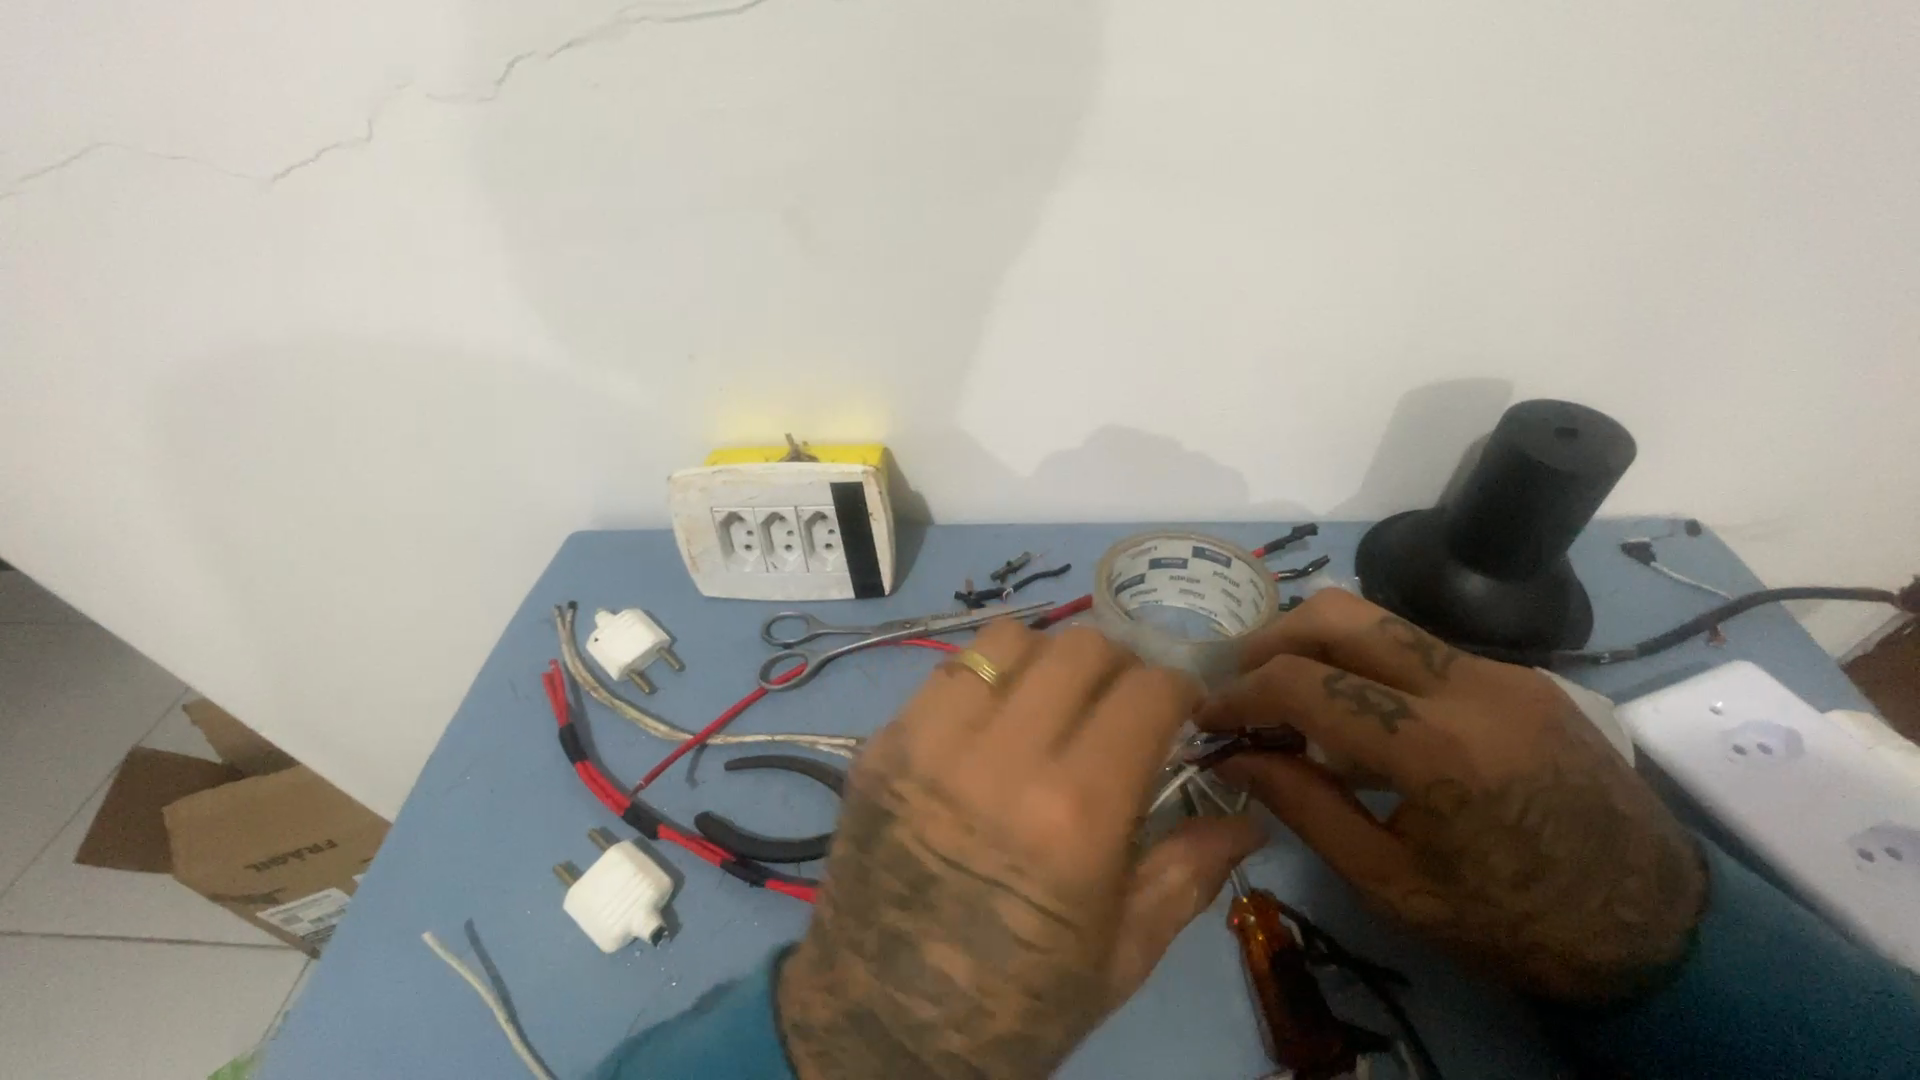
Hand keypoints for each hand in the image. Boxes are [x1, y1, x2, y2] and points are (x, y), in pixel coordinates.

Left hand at [778, 622, 1264, 1079]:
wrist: (880, 1022)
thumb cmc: (1016, 1000)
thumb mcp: (1121, 954)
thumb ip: (1190, 871)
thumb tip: (1249, 821)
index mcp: (1076, 816)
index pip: (1147, 693)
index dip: (1177, 690)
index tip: (1178, 710)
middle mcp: (1001, 760)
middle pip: (1081, 647)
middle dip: (1119, 665)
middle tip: (1119, 704)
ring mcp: (929, 742)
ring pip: (1009, 638)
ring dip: (1047, 659)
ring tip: (1052, 702)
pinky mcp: (881, 743)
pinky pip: (947, 670)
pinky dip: (985, 677)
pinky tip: (991, 722)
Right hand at [1199, 590, 1707, 1003]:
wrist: (1664, 932)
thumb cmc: (1512, 924)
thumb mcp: (1389, 882)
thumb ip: (1302, 805)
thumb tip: (1234, 755)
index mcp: (1437, 748)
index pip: (1303, 682)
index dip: (1239, 695)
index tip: (1208, 720)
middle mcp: (1469, 685)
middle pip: (1337, 613)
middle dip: (1269, 640)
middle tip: (1240, 685)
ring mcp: (1500, 672)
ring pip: (1377, 619)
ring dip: (1314, 645)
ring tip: (1287, 696)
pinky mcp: (1519, 676)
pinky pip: (1417, 648)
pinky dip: (1363, 665)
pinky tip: (1357, 716)